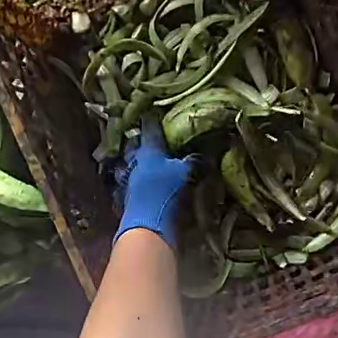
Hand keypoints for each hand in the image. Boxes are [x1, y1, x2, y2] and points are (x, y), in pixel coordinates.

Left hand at [114, 120, 191, 248]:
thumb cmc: (167, 192)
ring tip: (149, 161)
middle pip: (135, 146)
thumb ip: (195, 160)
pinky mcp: (129, 199)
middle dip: (142, 141)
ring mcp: (129, 181)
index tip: (154, 110)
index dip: (152, 118)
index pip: (149, 127)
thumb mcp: (187, 172)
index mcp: (148, 150)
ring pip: (132, 165)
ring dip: (139, 162)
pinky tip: (147, 184)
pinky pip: (133, 184)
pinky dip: (140, 181)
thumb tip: (208, 149)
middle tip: (150, 136)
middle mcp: (135, 162)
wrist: (148, 227)